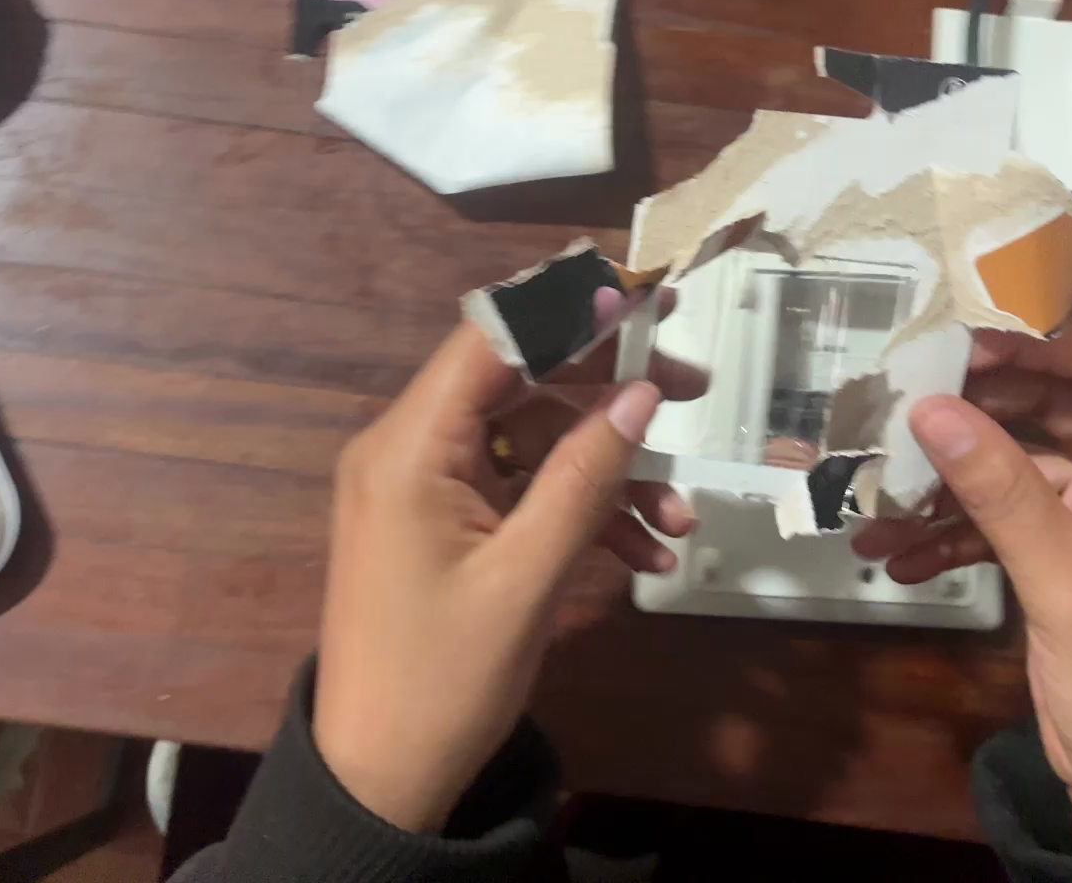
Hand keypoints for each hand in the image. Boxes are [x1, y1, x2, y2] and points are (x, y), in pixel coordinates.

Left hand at [314, 297, 703, 831]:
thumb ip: (586, 475)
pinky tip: (642, 550)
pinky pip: (518, 488)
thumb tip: (641, 393)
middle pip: (519, 383)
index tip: (639, 292)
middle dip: (606, 390)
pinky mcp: (445, 518)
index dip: (564, 304)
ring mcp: (427, 483)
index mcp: (409, 446)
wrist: (380, 778)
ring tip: (679, 515)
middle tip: (691, 386)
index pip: (489, 338)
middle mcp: (410, 446)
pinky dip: (577, 509)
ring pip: (531, 442)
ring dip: (606, 470)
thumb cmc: (444, 680)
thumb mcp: (527, 577)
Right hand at [854, 314, 1071, 868]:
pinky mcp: (1061, 547)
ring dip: (943, 478)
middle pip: (1047, 403)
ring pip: (1010, 459)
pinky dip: (947, 528)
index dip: (1029, 342)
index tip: (945, 347)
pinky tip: (893, 552)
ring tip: (874, 490)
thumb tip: (924, 405)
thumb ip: (998, 488)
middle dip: (968, 411)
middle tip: (890, 406)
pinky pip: (995, 513)